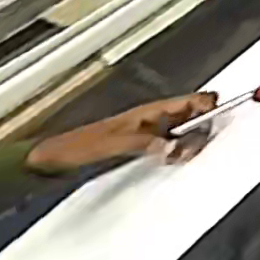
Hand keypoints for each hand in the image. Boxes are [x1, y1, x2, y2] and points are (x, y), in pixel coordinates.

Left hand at [26, 92, 219, 172]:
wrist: (51, 159)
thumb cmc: (80, 145)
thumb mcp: (113, 143)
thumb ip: (145, 142)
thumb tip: (174, 146)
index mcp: (156, 108)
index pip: (197, 99)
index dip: (209, 108)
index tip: (209, 125)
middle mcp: (161, 115)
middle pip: (198, 113)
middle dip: (203, 127)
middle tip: (194, 145)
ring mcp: (155, 128)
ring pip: (189, 128)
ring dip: (191, 141)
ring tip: (181, 156)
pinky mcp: (149, 142)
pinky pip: (175, 141)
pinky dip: (179, 149)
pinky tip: (172, 158)